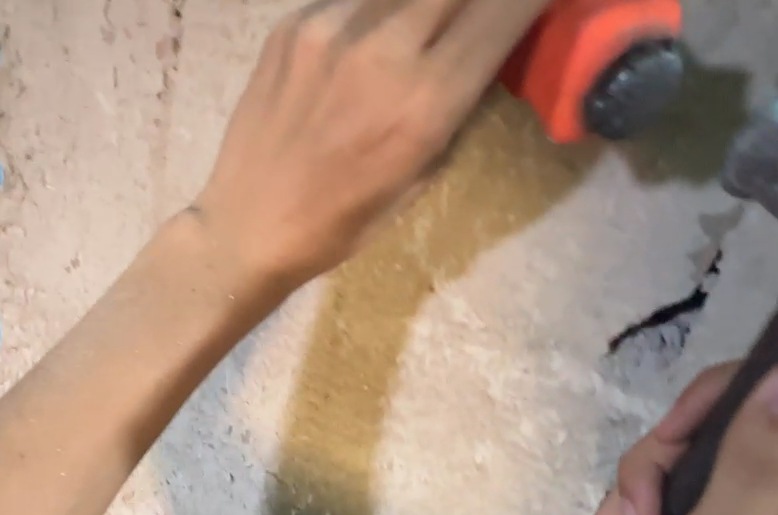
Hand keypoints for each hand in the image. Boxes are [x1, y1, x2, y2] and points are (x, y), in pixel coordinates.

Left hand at [190, 0, 551, 289]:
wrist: (244, 230)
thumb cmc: (334, 227)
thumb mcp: (415, 182)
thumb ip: (454, 108)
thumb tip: (484, 52)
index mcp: (422, 104)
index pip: (507, 6)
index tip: (533, 3)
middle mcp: (381, 50)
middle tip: (476, 16)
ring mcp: (328, 29)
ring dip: (421, 5)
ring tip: (414, 37)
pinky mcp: (289, 25)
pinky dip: (371, 10)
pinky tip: (361, 45)